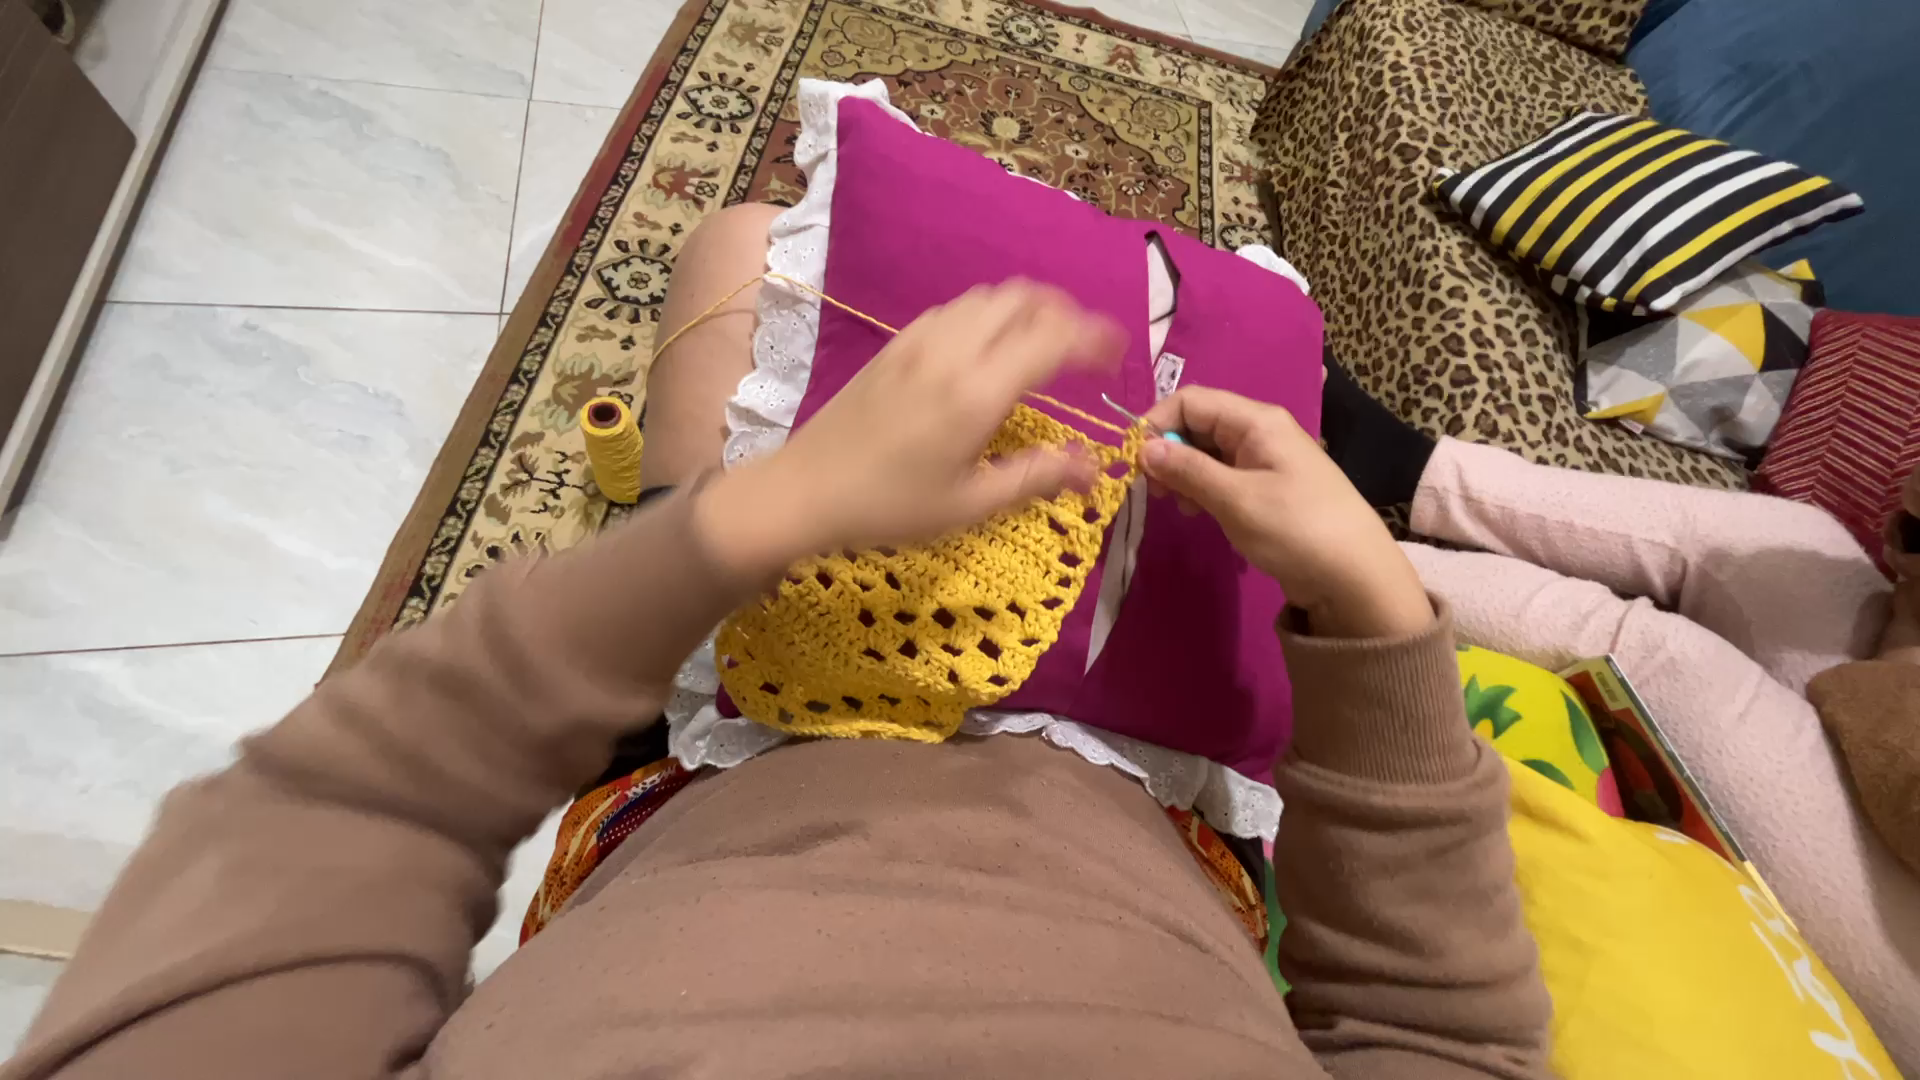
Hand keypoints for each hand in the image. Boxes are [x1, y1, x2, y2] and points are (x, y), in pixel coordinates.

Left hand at [698, 280, 1124, 576]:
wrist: (804, 490)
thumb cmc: (890, 506)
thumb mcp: (969, 504)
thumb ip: (1035, 477)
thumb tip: (1094, 468)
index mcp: (976, 391)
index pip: (1053, 338)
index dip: (1094, 338)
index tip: (1116, 354)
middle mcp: (951, 350)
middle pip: (1023, 301)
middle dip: (1065, 314)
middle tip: (1083, 349)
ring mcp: (918, 341)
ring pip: (987, 298)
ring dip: (1025, 309)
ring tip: (1041, 343)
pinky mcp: (894, 344)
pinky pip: (954, 309)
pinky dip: (987, 314)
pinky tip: (985, 348)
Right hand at [1140, 387, 1430, 638]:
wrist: (1354, 577)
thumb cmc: (1294, 529)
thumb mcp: (1234, 499)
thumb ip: (1187, 469)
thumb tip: (1143, 447)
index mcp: (1256, 422)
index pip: (1192, 400)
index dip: (1157, 422)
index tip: (1134, 461)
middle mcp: (1259, 432)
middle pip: (1197, 424)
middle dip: (1167, 451)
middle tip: (1153, 490)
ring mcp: (1263, 461)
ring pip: (1206, 452)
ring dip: (1182, 473)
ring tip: (1178, 506)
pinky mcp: (1265, 488)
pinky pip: (1221, 476)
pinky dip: (1201, 489)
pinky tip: (1197, 513)